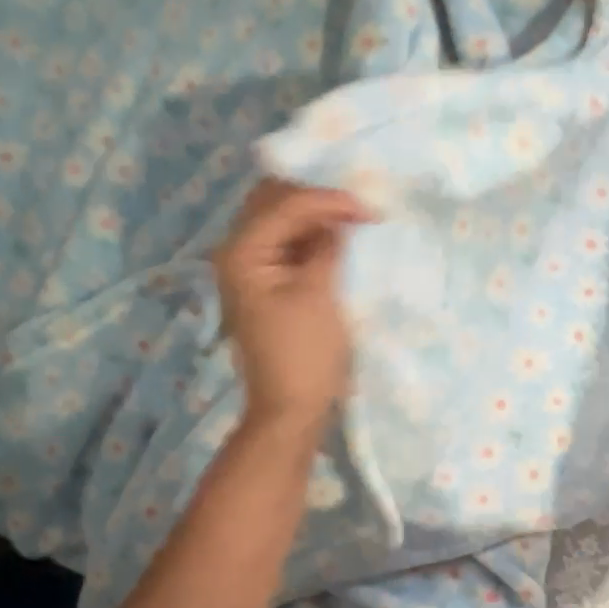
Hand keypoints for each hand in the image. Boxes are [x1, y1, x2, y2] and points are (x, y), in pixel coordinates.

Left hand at [211, 180, 376, 423]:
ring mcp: (249, 270)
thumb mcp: (320, 294)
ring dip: (315, 217)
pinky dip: (311, 239)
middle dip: (316, 199)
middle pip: (273, 202)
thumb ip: (327, 248)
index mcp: (242, 251)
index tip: (371, 209)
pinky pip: (287, 246)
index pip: (286, 204)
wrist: (290, 409)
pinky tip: (339, 243)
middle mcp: (236, 252)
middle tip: (359, 209)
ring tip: (354, 222)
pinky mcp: (266, 286)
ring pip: (280, 222)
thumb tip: (339, 221)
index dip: (329, 200)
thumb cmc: (305, 354)